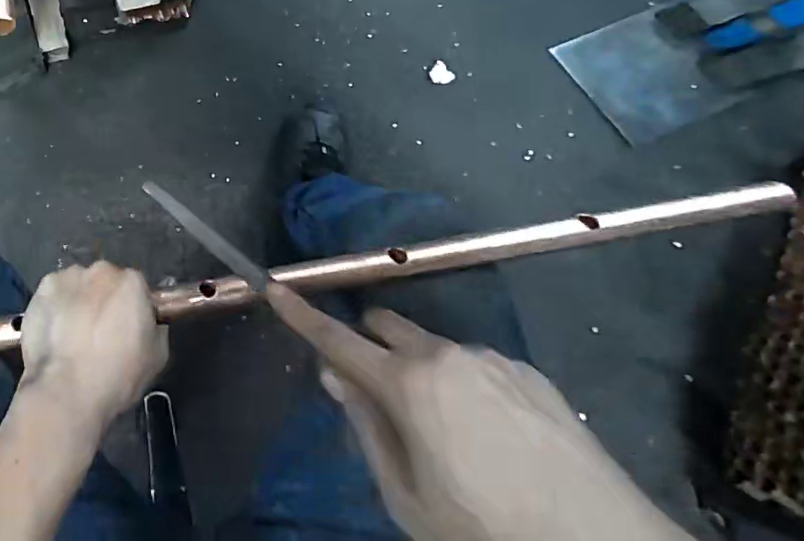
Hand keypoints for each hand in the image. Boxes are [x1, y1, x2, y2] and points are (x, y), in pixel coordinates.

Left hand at [18, 262, 167, 432]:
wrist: (66, 392)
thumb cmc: (117, 376)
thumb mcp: (157, 357)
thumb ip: (157, 328)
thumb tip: (149, 323)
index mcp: (132, 282)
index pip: (136, 289)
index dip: (131, 310)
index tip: (125, 331)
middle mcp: (101, 270)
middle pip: (106, 282)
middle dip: (104, 302)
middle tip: (99, 334)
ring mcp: (69, 277)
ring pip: (79, 286)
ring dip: (79, 302)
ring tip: (72, 336)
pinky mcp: (43, 289)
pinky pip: (55, 294)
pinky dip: (55, 307)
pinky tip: (54, 332)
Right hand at [266, 285, 690, 540]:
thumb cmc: (485, 532)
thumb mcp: (408, 500)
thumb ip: (365, 428)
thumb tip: (334, 376)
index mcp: (407, 385)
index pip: (338, 340)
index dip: (301, 316)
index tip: (275, 288)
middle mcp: (444, 354)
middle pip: (386, 326)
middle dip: (370, 344)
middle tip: (380, 393)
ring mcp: (490, 358)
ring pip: (434, 347)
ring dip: (423, 371)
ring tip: (454, 435)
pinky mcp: (528, 370)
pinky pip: (478, 364)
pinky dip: (467, 384)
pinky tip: (497, 437)